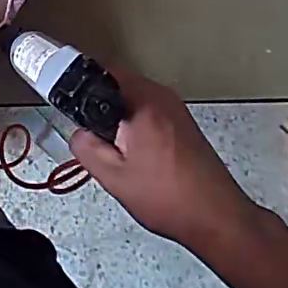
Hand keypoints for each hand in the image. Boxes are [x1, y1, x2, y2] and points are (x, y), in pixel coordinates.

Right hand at [67, 67, 262, 251]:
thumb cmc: (172, 198)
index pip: (105, 71)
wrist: (214, 215)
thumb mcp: (113, 177)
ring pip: (136, 100)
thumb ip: (86, 148)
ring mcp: (177, 109)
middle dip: (102, 106)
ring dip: (121, 118)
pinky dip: (138, 126)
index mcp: (143, 103)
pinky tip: (137, 156)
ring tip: (117, 151)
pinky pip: (152, 112)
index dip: (84, 85)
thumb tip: (78, 133)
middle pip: (120, 85)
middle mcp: (163, 98)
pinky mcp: (184, 123)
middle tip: (94, 135)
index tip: (73, 100)